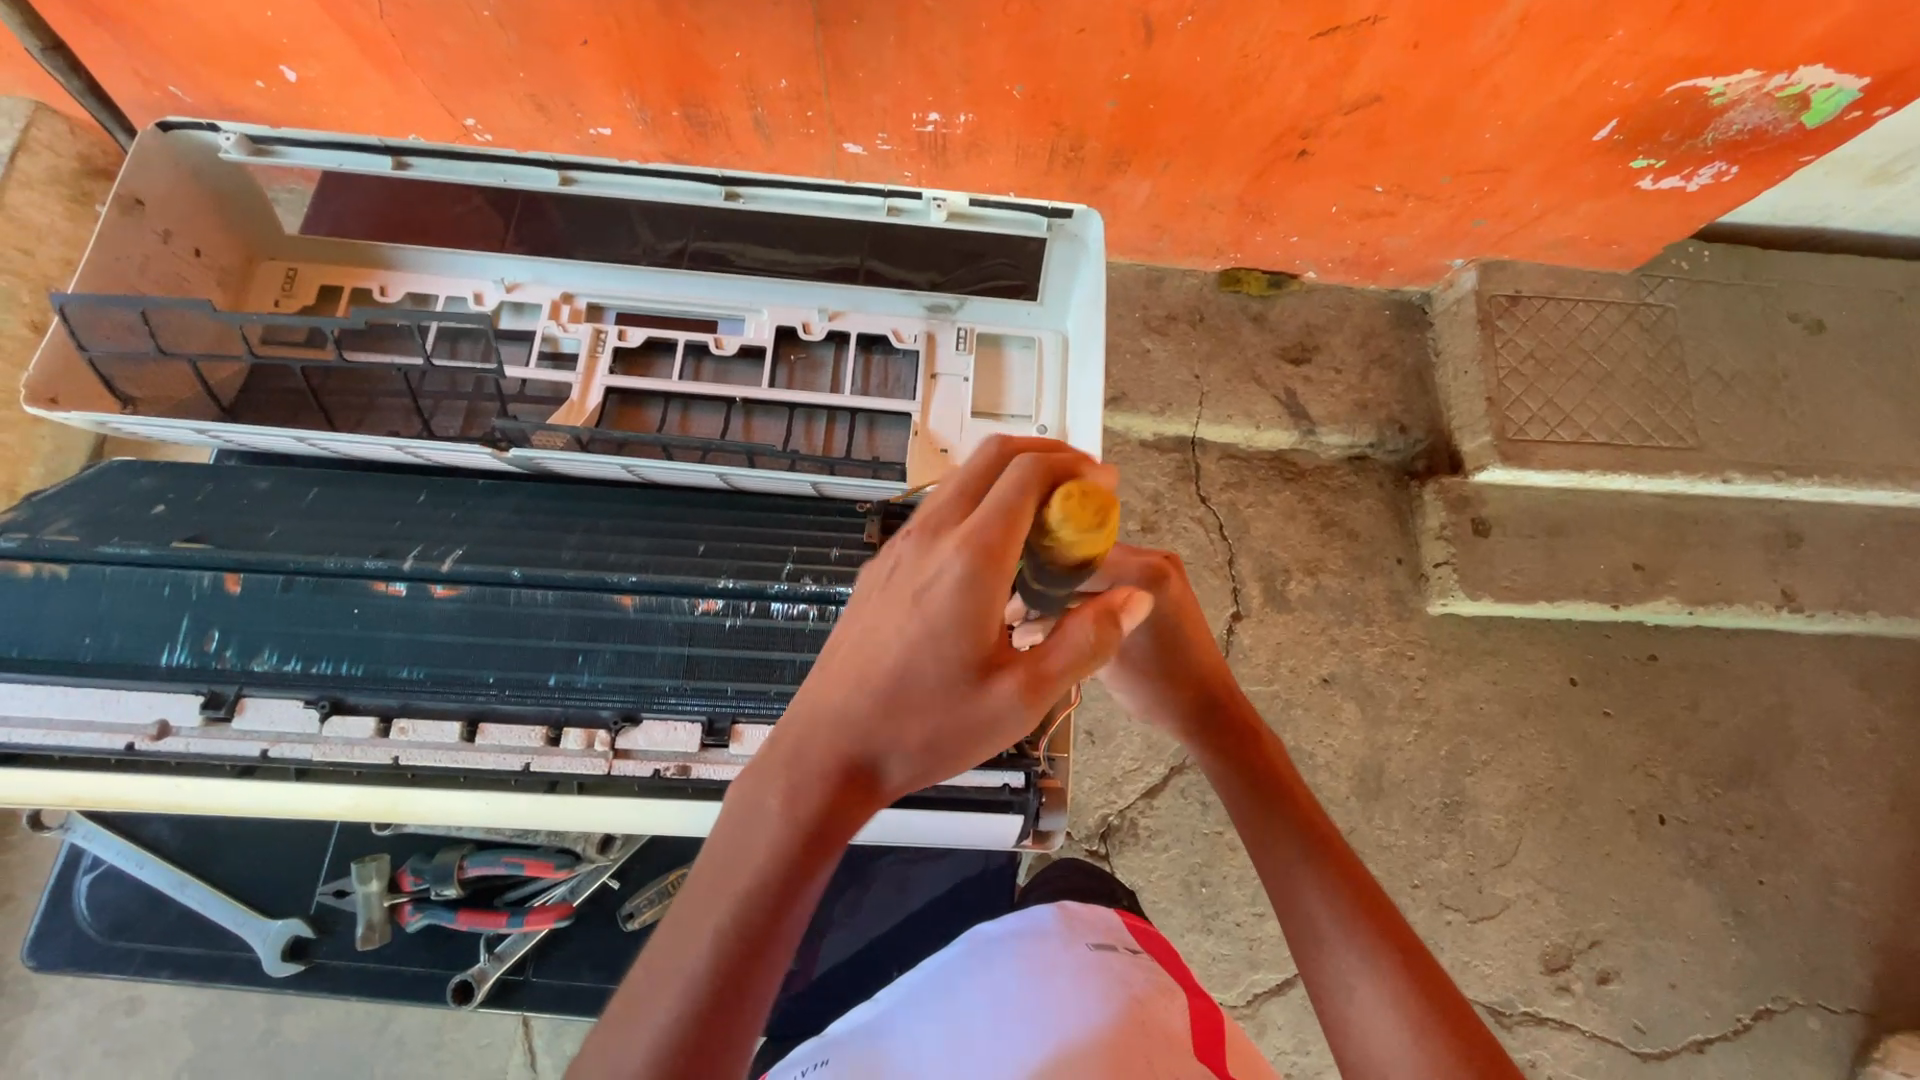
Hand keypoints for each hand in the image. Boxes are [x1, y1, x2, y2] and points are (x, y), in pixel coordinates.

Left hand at [758, 437, 1156, 811]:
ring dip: (1008, 479)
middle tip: (1081, 488)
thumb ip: (1087, 642)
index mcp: (971, 558)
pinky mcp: (882, 567)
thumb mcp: (1022, 698)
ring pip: (960, 480)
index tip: (1105, 487)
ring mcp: (900, 548)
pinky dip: (976, 506)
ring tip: (1045, 520)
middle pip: (992, 456)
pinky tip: (993, 558)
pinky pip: (936, 512)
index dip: (1075, 468)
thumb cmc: (926, 728)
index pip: (1028, 474)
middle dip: (1045, 456)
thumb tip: (1134, 599)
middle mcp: (932, 537)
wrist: (831, 747)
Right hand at [1010, 543, 1240, 741]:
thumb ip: (1062, 625)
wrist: (1207, 709)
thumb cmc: (1156, 690)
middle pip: (1082, 558)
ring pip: (1093, 568)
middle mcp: (1153, 557)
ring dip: (1063, 589)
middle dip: (1046, 583)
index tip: (1004, 598)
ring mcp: (1158, 566)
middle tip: (1011, 610)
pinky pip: (1111, 577)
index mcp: (1143, 573)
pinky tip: (1057, 614)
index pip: (1072, 558)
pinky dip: (1085, 594)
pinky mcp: (1158, 580)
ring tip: (1027, 616)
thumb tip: (1015, 612)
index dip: (1035, 576)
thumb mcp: (1100, 656)